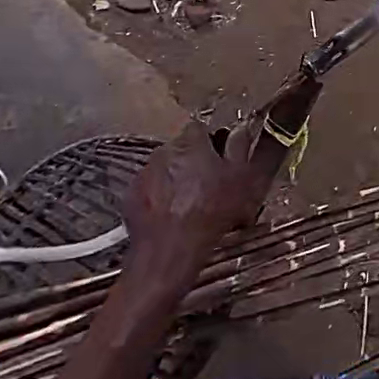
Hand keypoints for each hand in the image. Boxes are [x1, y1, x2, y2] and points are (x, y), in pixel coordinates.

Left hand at [125, 121, 281, 266]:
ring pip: (165, 169)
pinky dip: (159, 198)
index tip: (221, 159)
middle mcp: (165, 150)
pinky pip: (149, 190)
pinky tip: (170, 217)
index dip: (211, 142)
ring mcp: (145, 172)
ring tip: (189, 205)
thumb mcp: (244, 181)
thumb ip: (246, 151)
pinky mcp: (131, 194)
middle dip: (193, 162)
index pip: (200, 128)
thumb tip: (245, 131)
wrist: (169, 250)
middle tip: (208, 185)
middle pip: (182, 149)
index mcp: (191, 142)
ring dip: (176, 180)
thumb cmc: (211, 212)